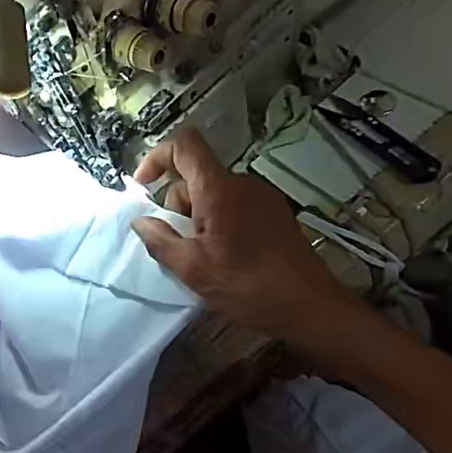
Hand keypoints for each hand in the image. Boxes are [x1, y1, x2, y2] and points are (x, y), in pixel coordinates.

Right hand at [132, 127, 395, 369]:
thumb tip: (141, 222)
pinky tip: (223, 258)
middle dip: (176, 207)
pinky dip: (217, 224)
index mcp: (220, 189)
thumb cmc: (247, 286)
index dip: (156, 157)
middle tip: (179, 247)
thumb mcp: (192, 268)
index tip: (143, 187)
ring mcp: (262, 197)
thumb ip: (159, 241)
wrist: (310, 307)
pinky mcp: (274, 214)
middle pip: (195, 178)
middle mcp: (242, 184)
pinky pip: (233, 207)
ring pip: (213, 195)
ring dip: (196, 220)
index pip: (185, 145)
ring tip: (201, 259)